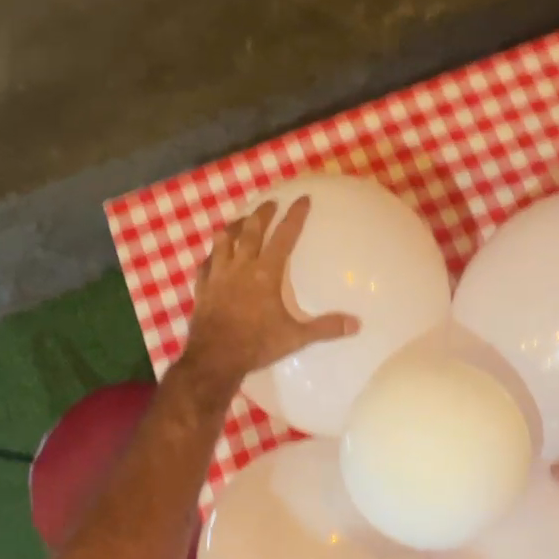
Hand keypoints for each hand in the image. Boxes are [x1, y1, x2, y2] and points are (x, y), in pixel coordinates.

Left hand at [181, 196, 357, 383]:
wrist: (214, 359)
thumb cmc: (256, 345)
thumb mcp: (295, 337)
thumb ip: (325, 328)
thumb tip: (356, 324)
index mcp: (265, 273)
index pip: (284, 236)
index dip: (294, 216)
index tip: (302, 199)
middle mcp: (241, 267)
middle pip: (251, 231)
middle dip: (262, 213)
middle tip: (270, 202)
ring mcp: (218, 276)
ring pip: (224, 241)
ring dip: (234, 227)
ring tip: (241, 220)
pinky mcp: (202, 289)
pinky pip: (205, 264)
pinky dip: (212, 256)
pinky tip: (214, 256)